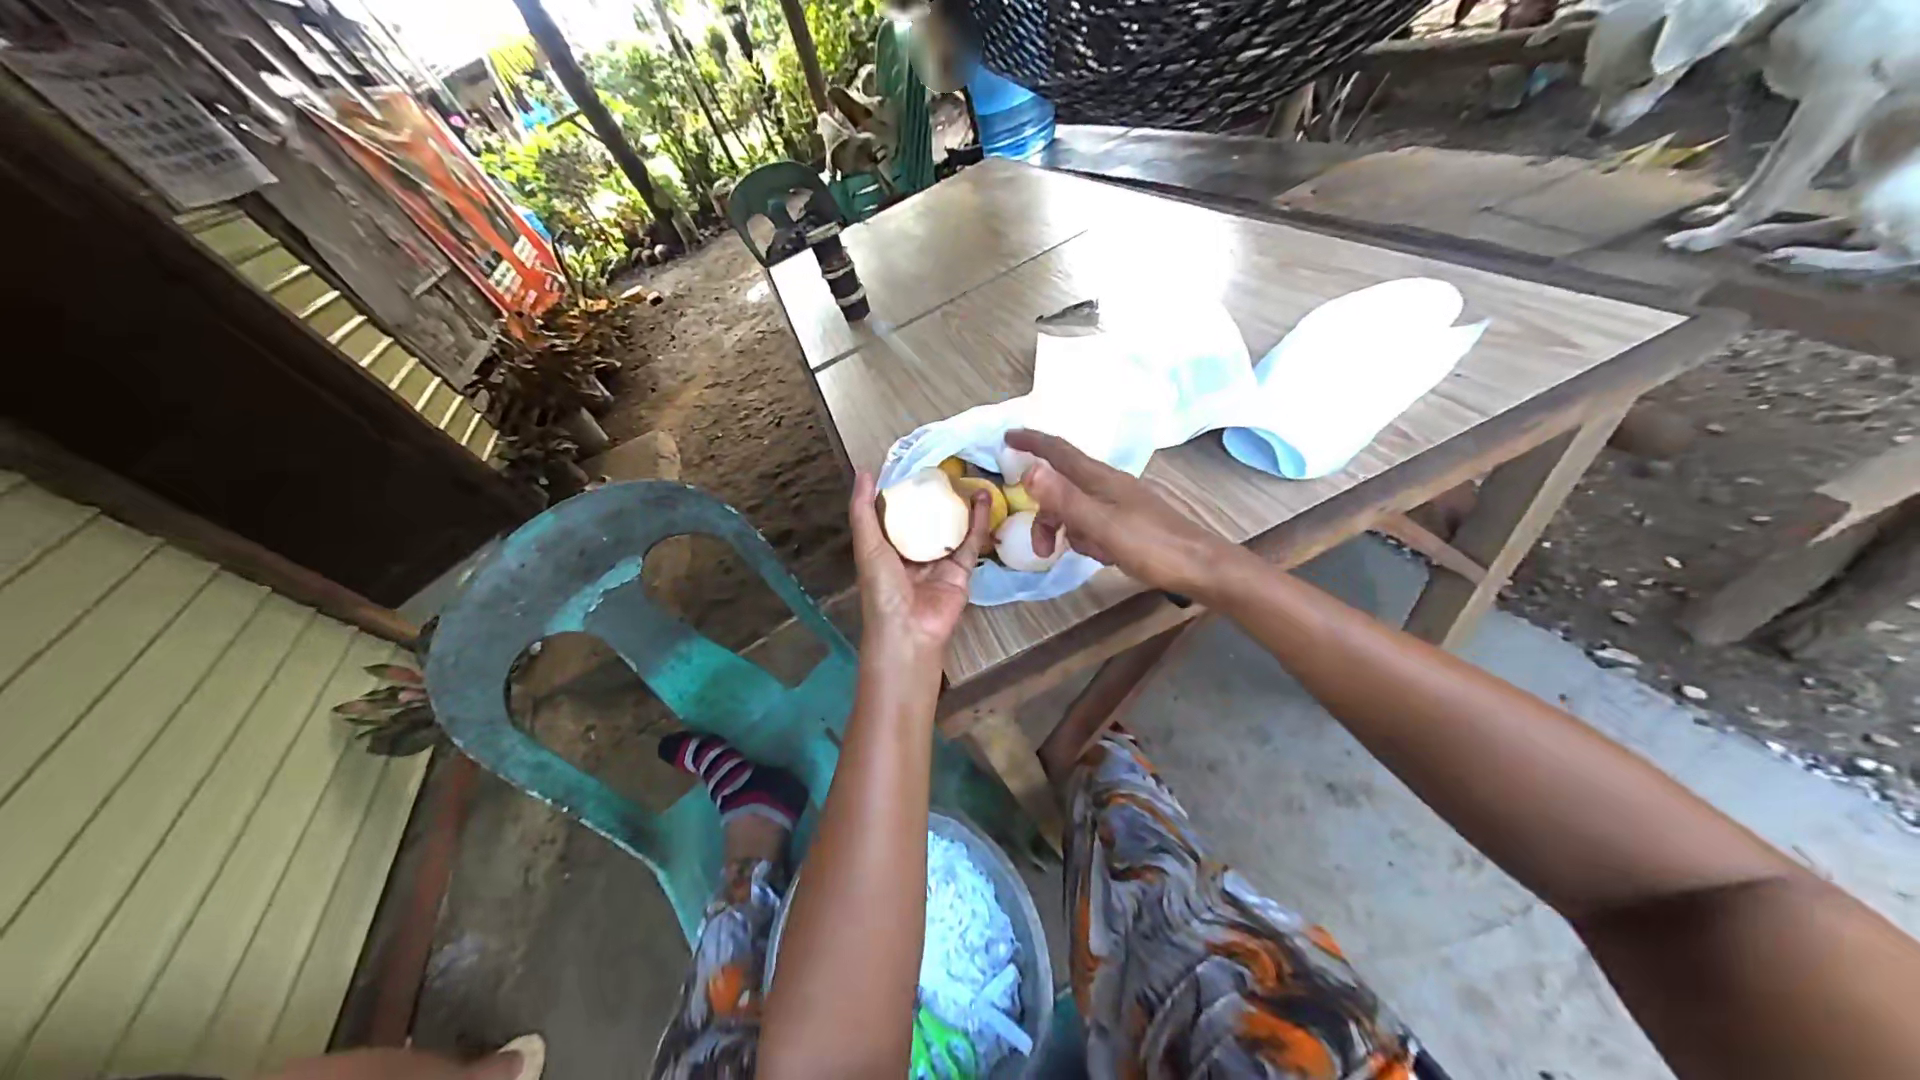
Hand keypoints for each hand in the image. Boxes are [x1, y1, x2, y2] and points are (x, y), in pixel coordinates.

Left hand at [849, 470, 990, 654]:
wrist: (909, 630)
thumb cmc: (882, 588)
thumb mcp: (867, 544)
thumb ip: (864, 510)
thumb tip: (863, 472)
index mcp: (887, 548)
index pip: (896, 513)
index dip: (905, 490)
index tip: (916, 463)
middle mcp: (913, 553)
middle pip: (927, 519)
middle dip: (936, 495)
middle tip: (947, 467)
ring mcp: (939, 562)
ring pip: (952, 527)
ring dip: (960, 504)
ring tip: (968, 477)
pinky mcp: (961, 571)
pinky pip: (971, 542)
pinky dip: (978, 521)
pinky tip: (982, 498)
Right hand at [1006, 429, 1235, 597]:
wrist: (1201, 567)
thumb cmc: (1151, 546)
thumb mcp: (1100, 525)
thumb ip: (1064, 499)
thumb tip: (1029, 469)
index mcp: (1100, 479)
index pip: (1058, 451)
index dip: (1032, 442)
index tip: (1007, 437)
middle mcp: (1109, 484)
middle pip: (1063, 487)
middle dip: (1046, 513)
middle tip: (1040, 548)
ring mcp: (1121, 502)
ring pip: (1077, 508)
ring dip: (1068, 530)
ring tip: (1080, 555)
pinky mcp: (1129, 521)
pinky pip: (1094, 522)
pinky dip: (1088, 537)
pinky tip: (1101, 555)